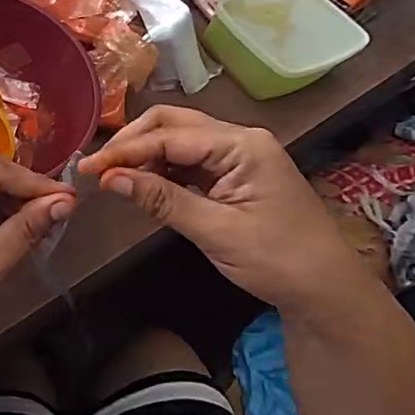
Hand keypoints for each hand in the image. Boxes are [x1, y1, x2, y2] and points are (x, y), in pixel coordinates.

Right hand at [76, 106, 371, 310]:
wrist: (327, 291)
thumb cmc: (278, 260)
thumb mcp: (215, 231)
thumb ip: (161, 199)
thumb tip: (110, 180)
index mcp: (242, 145)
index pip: (169, 136)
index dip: (124, 151)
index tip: (87, 169)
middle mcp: (239, 139)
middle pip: (172, 124)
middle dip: (131, 142)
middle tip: (98, 168)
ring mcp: (237, 155)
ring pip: (177, 139)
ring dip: (143, 154)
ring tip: (113, 177)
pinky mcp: (233, 173)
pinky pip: (187, 159)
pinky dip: (160, 168)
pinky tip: (141, 182)